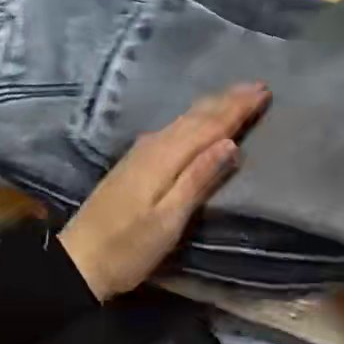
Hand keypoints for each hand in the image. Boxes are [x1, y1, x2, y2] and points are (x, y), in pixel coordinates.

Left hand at [58, 82, 269, 300]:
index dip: (237, 108)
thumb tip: (230, 142)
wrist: (79, 257)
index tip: (263, 91)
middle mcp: (155, 143)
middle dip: (229, 100)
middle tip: (258, 86)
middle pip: (198, 115)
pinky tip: (201, 118)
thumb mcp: (168, 221)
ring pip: (186, 118)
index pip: (210, 125)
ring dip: (213, 105)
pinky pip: (176, 126)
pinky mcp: (139, 157)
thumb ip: (198, 179)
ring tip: (237, 95)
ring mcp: (144, 148)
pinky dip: (196, 117)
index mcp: (166, 155)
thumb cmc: (128, 246)